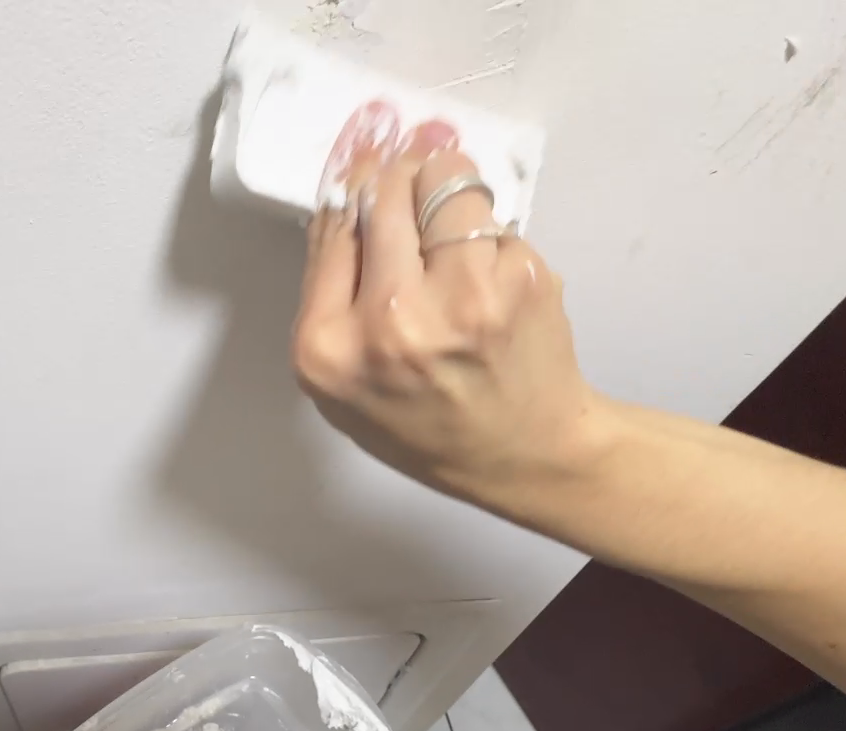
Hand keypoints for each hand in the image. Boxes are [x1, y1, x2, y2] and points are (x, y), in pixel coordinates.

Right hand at [292, 111, 613, 518]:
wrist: (514, 453)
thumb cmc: (419, 425)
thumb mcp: (339, 382)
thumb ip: (330, 297)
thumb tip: (348, 195)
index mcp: (326, 347)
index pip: (333, 225)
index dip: (352, 185)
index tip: (364, 161)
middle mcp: (387, 318)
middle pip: (386, 189)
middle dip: (399, 177)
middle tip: (411, 183)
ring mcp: (460, 297)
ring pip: (447, 180)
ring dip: (447, 185)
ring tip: (451, 223)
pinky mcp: (520, 280)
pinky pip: (493, 219)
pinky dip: (488, 232)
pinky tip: (488, 273)